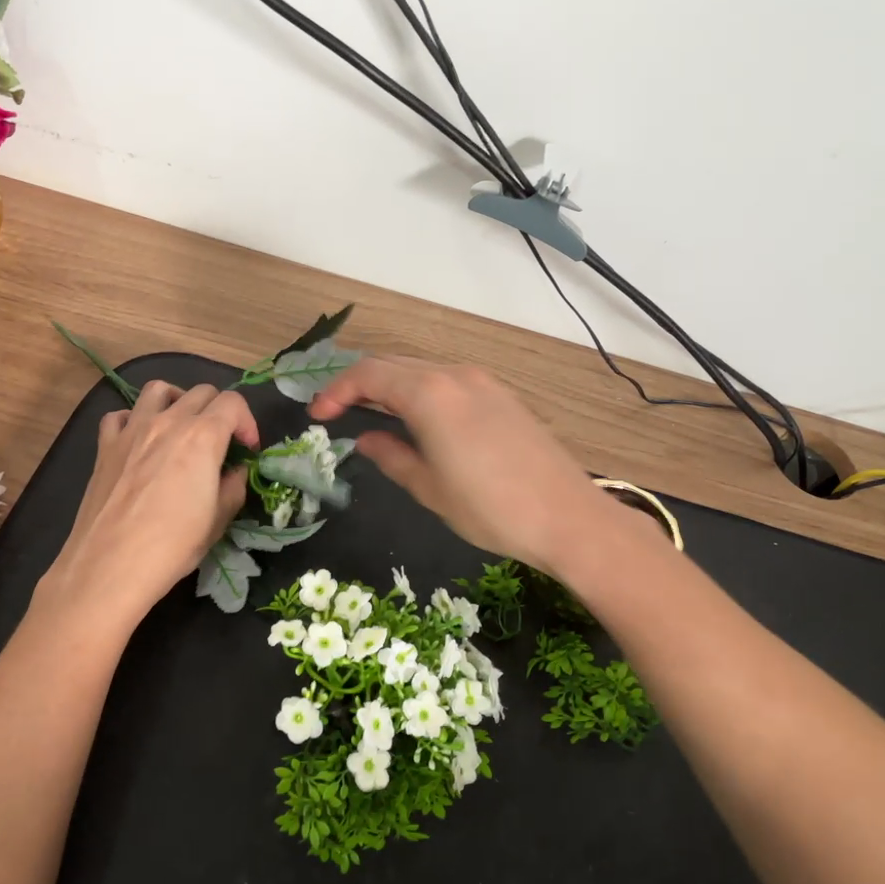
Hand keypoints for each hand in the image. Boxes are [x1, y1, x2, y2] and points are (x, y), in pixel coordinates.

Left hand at [37, 381, 259, 631]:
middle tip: (221, 443)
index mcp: (202, 436)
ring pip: (158, 390)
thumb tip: (234, 472)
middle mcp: (168, 422)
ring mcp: (132, 429)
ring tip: (181, 426)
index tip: (247, 450)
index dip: (247, 422)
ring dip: (177, 401)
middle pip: (201, 392)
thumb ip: (232, 487)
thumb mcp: (217, 521)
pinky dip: (134, 419)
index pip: (233, 403)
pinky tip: (140, 441)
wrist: (110, 565)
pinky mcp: (105, 445)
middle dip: (219, 411)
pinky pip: (120, 415)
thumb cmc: (172, 546)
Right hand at [309, 357, 636, 574]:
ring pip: (423, 371)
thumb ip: (391, 456)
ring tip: (370, 416)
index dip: (336, 391)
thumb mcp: (429, 488)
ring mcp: (484, 383)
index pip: (369, 375)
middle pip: (394, 365)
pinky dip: (420, 393)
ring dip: (391, 387)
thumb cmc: (490, 508)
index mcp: (430, 394)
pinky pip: (448, 382)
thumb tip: (366, 439)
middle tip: (336, 413)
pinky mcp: (503, 397)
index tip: (316, 415)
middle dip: (360, 385)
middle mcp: (455, 375)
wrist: (568, 518)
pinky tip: (416, 421)